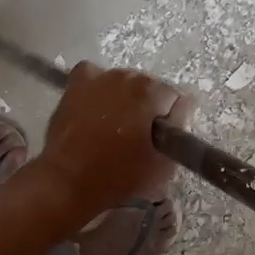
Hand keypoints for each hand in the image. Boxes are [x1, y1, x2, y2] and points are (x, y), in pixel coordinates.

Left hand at [37, 63, 191, 219]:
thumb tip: (186, 102)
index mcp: (150, 92)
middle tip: (137, 135)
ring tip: (113, 124)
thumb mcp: (162, 163)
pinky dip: (98, 87)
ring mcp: (100, 75)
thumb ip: (179, 127)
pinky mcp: (77, 81)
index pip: (172, 97)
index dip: (170, 119)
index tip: (160, 139)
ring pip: (122, 81)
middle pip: (147, 86)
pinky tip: (95, 106)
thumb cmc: (119, 176)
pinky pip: (95, 76)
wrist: (69, 179)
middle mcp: (127, 75)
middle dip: (147, 106)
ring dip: (123, 97)